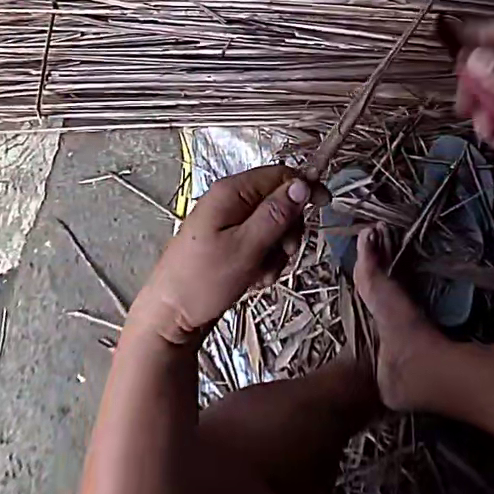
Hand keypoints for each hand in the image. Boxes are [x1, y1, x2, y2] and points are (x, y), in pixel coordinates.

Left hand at [128, 165, 310, 346]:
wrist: (168, 318)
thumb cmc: (203, 281)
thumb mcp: (246, 247)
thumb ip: (276, 214)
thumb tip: (301, 184)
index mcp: (231, 192)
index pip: (279, 174)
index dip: (304, 188)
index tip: (325, 206)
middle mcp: (230, 200)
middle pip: (278, 200)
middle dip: (289, 228)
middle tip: (284, 253)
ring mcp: (228, 222)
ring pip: (273, 225)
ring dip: (277, 250)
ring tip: (263, 273)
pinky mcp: (228, 242)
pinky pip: (259, 243)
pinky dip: (264, 260)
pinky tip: (255, 279)